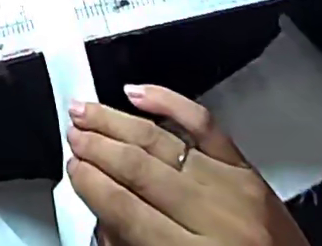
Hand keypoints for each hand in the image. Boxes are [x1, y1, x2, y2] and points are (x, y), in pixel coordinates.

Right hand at [68, 86, 309, 245]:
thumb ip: (134, 245)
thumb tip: (100, 206)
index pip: (128, 209)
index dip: (92, 183)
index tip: (71, 168)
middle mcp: (219, 221)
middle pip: (140, 168)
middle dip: (97, 146)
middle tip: (72, 133)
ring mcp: (236, 189)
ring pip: (160, 139)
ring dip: (115, 120)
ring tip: (84, 110)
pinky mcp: (249, 171)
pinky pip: (204, 123)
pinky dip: (168, 100)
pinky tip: (136, 92)